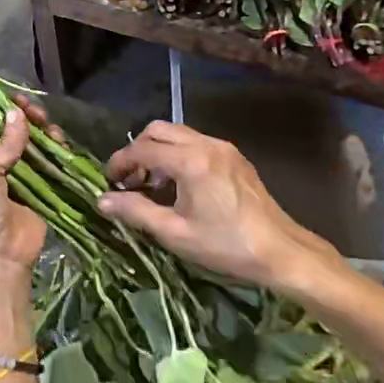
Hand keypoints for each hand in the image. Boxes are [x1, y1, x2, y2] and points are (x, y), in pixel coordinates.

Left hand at [0, 106, 47, 351]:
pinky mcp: (43, 193)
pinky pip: (51, 168)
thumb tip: (15, 113)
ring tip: (50, 127)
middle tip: (38, 113)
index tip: (17, 99)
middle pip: (18, 136)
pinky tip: (61, 142)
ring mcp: (23, 180)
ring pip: (36, 149)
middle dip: (28, 121)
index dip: (5, 113)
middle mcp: (0, 168)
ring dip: (44, 135)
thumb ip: (2, 145)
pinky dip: (57, 154)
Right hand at [97, 121, 348, 296]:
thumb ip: (135, 212)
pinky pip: (196, 143)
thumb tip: (102, 201)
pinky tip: (178, 186)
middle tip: (130, 180)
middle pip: (158, 130)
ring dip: (158, 152)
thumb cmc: (225, 245)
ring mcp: (224, 148)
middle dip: (137, 151)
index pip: (142, 150)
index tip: (110, 182)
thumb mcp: (174, 233)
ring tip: (152, 186)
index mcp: (191, 161)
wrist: (282, 252)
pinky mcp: (234, 157)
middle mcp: (207, 145)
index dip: (120, 163)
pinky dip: (177, 155)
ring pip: (177, 134)